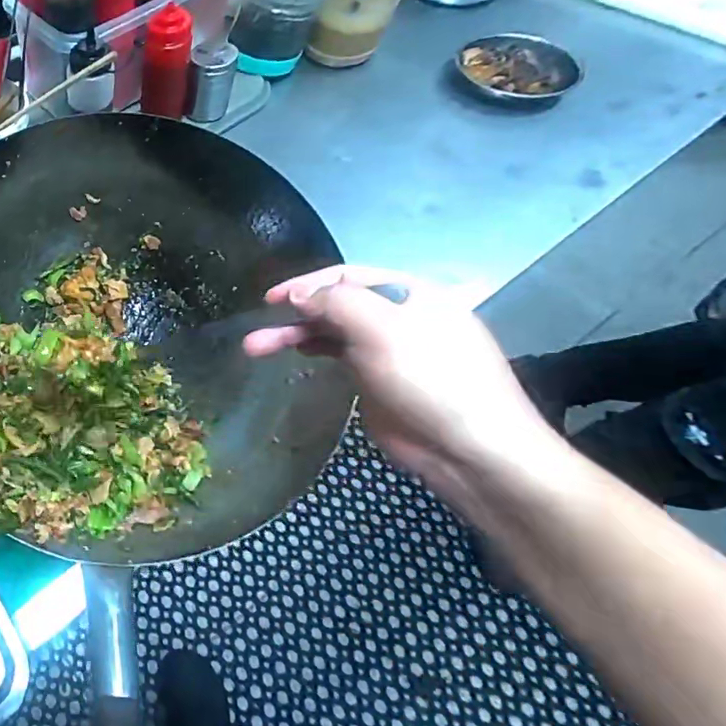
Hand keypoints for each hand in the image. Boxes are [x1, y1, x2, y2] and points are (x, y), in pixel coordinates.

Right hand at [242, 265, 571, 505]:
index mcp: (410, 294)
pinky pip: (339, 354)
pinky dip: (314, 350)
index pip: (347, 276)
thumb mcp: (381, 328)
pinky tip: (297, 354)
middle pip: (335, 304)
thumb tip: (298, 295)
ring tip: (255, 348)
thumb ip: (336, 302)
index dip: (306, 283)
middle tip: (256, 331)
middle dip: (293, 314)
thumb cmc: (429, 378)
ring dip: (293, 334)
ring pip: (332, 330)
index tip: (269, 300)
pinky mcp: (379, 379)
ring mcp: (389, 349)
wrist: (469, 449)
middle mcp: (399, 316)